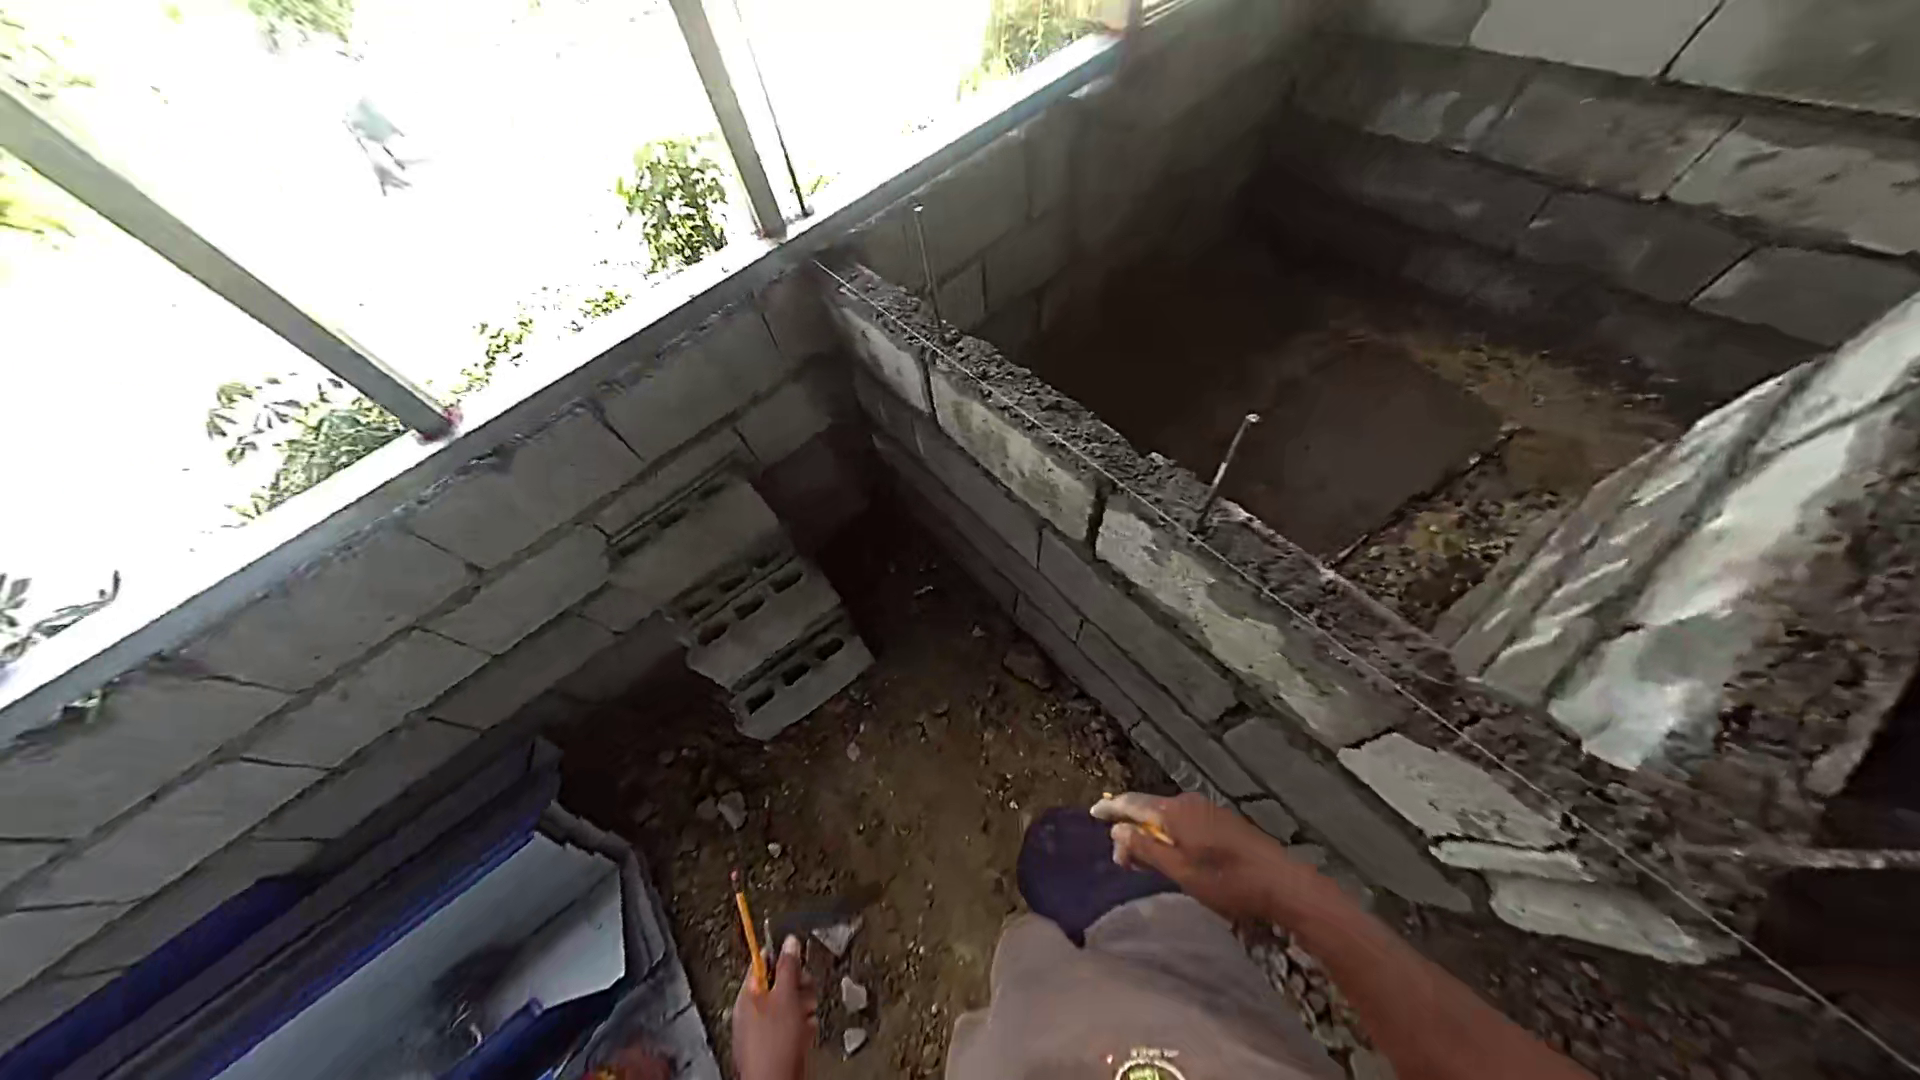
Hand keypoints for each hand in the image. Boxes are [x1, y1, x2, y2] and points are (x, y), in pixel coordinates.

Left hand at [731, 935, 816, 1079]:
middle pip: (778, 982)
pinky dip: (801, 1024)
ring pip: (788, 1003)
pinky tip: (806, 1030)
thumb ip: (788, 967)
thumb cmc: (775, 1042)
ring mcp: (762, 1029)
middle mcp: (752, 1010)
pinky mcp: (774, 1044)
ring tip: (808, 1013)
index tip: (798, 957)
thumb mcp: (786, 995)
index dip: (782, 956)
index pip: (763, 962)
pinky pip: (791, 1024)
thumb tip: (790, 941)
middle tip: (807, 990)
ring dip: (803, 1004)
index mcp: (748, 995)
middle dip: (798, 984)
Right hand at [1091, 792, 1321, 922]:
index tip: (1093, 812)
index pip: (1132, 803)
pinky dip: (1170, 835)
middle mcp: (1187, 802)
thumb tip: (1117, 832)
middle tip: (1123, 860)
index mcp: (1174, 811)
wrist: (1284, 885)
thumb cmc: (1228, 882)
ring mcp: (1206, 809)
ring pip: (1167, 817)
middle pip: (1149, 810)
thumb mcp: (1180, 871)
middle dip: (1132, 830)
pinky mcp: (1221, 821)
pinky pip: (1184, 822)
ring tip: (1145, 861)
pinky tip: (1173, 855)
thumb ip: (1146, 849)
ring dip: (1152, 836)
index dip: (1111, 808)